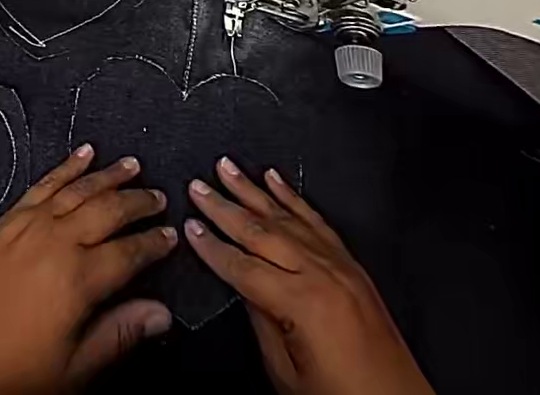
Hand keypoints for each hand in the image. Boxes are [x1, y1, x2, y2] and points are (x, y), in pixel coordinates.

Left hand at [0, 145, 178, 393]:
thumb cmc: (10, 371)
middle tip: (159, 197)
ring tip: (132, 164)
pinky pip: (46, 183)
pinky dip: (67, 166)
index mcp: (79, 279)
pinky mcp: (11, 217)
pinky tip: (84, 152)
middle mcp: (60, 241)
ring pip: (81, 189)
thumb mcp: (71, 370)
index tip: (172, 235)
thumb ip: (119, 334)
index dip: (154, 243)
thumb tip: (163, 313)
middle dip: (139, 202)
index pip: (130, 253)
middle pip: (109, 211)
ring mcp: (33, 223)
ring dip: (109, 175)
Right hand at [184, 157, 432, 394]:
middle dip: (223, 207)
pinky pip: (315, 219)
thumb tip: (240, 282)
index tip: (189, 225)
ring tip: (226, 166)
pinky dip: (292, 197)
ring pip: (285, 216)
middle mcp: (320, 273)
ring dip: (251, 188)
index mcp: (301, 303)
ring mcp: (338, 262)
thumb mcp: (288, 373)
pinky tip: (273, 178)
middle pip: (259, 231)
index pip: (242, 266)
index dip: (212, 246)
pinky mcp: (350, 262)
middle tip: (197, 185)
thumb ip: (261, 321)